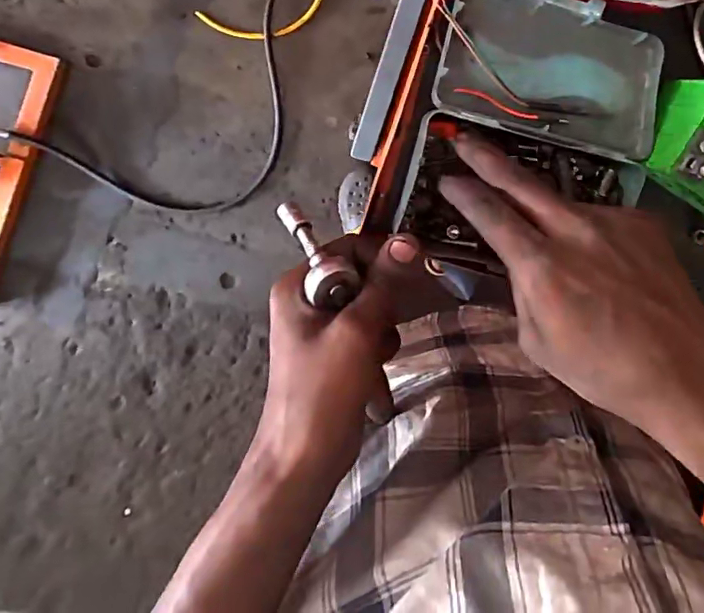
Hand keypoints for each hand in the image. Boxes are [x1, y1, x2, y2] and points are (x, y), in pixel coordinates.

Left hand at [250, 234, 416, 478]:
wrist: (304, 463)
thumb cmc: (322, 392)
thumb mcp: (357, 330)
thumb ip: (383, 283)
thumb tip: (406, 240)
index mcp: (297, 284)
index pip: (349, 247)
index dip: (379, 257)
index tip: (407, 275)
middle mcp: (305, 299)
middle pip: (362, 277)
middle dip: (381, 304)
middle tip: (380, 328)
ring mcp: (320, 328)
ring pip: (371, 307)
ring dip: (381, 332)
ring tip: (373, 358)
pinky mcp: (334, 352)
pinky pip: (368, 333)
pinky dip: (376, 351)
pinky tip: (372, 376)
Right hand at [437, 134, 703, 440]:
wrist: (685, 369)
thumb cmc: (605, 370)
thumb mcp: (540, 343)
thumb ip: (523, 292)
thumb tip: (521, 263)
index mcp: (541, 266)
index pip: (490, 214)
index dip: (464, 192)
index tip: (447, 178)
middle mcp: (573, 230)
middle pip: (519, 181)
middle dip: (485, 156)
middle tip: (463, 138)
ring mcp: (611, 220)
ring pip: (564, 208)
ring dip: (552, 221)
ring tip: (571, 263)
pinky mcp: (641, 221)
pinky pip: (601, 221)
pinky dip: (593, 238)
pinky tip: (609, 270)